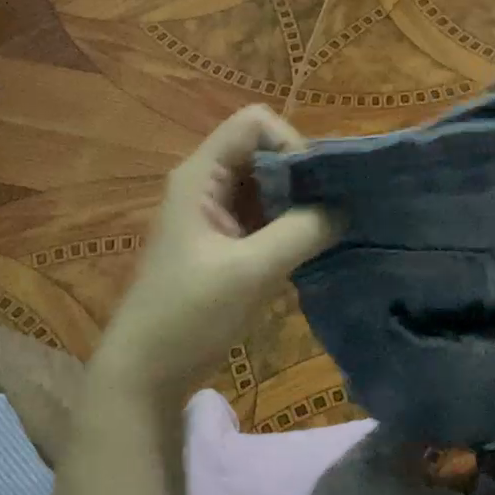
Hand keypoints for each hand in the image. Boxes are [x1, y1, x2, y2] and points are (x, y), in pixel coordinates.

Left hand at [91, 106, 336, 399]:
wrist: (148, 370)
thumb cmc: (189, 315)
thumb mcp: (250, 271)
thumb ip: (301, 232)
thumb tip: (346, 210)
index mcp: (200, 177)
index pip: (255, 124)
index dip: (292, 145)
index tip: (318, 190)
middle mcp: (209, 186)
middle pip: (267, 154)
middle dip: (305, 177)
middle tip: (337, 213)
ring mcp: (218, 217)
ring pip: (272, 189)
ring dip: (303, 205)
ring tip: (333, 233)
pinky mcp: (229, 246)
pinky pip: (270, 220)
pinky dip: (295, 229)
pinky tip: (315, 253)